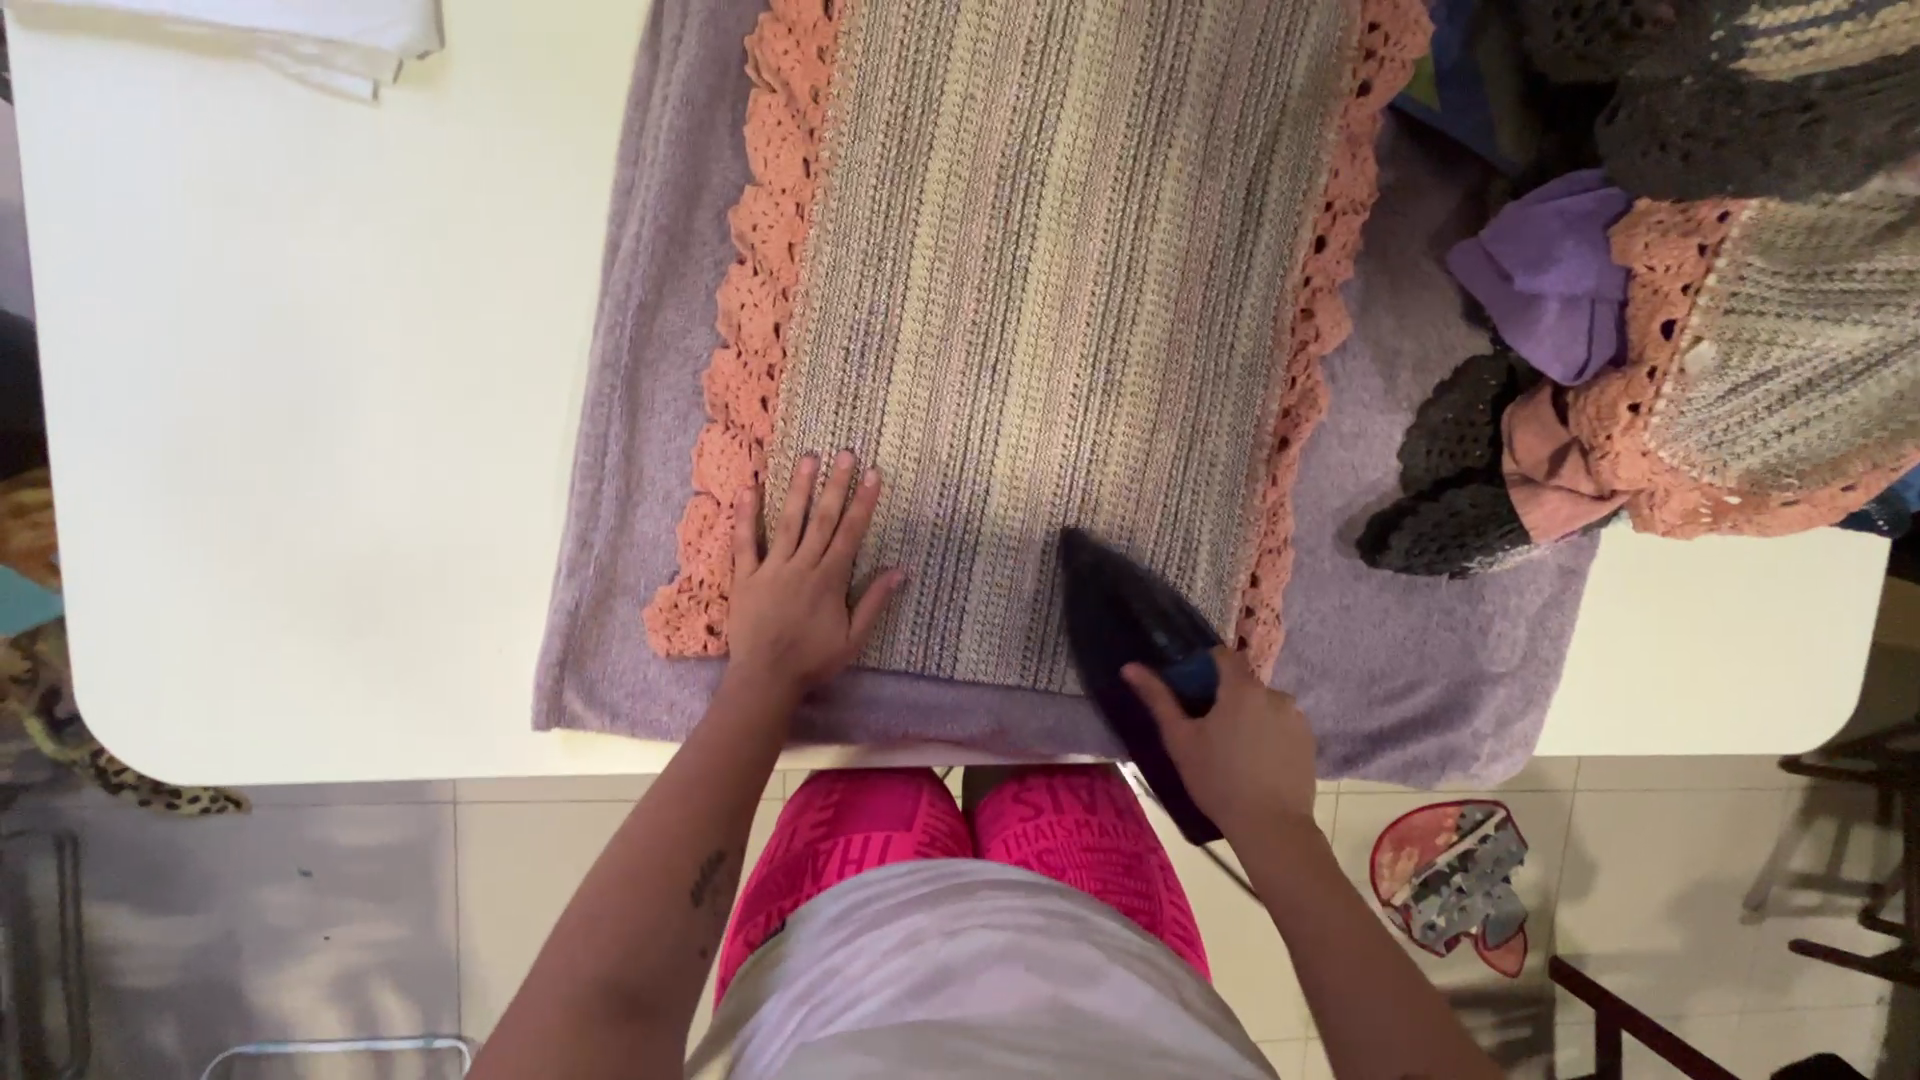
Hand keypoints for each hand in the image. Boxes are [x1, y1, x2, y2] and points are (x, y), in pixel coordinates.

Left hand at [726, 450, 904, 700]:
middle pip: (823, 519)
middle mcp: (802, 566)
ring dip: (798, 488)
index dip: (864, 502)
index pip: (851, 533)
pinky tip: (750, 488)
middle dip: (836, 484)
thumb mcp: (854, 638)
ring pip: (787, 522)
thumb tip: (901, 570)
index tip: (873, 474)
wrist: (766, 678)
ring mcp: (771, 568)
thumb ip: (874, 602)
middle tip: (845, 453)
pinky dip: (746, 515)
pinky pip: (745, 542)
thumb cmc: (813, 661)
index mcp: (830, 579)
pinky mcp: (745, 577)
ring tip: (807, 458)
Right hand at [1122, 647, 1316, 838]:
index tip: (1191, 692)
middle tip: (1207, 731)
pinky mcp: (1309, 741)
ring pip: (1263, 705)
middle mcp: (1275, 694)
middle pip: (1242, 683)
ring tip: (1234, 751)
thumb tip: (1129, 667)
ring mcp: (1296, 717)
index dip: (1203, 667)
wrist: (1271, 826)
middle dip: (1225, 698)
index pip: (1222, 656)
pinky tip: (1257, 762)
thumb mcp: (1180, 740)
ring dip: (1248, 716)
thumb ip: (1157, 698)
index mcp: (1242, 688)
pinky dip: (1268, 733)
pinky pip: (1282, 725)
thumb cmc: (1218, 780)